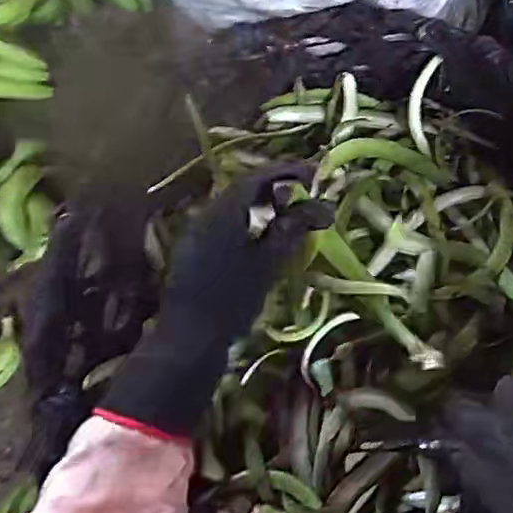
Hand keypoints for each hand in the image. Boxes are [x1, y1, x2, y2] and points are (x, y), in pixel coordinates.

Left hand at [99, 164, 330, 436]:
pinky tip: (264, 236)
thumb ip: (292, 230)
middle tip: (306, 192)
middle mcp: (205, 214)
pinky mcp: (193, 249)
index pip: (257, 177)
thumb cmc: (231, 302)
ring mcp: (196, 232)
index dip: (287, 171)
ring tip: (290, 214)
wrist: (188, 341)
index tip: (314, 174)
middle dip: (276, 186)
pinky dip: (249, 219)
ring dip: (263, 203)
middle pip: (244, 188)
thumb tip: (324, 206)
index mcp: (222, 212)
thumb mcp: (268, 264)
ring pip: (234, 205)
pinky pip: (225, 221)